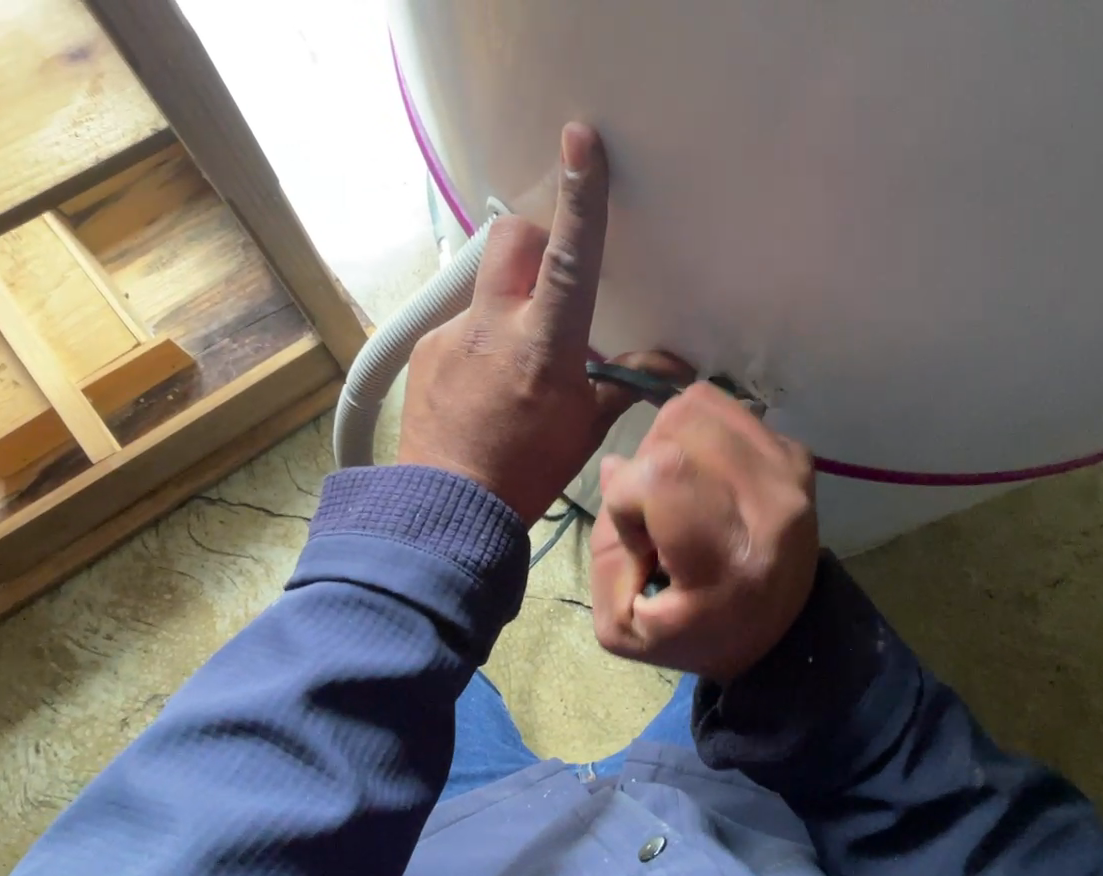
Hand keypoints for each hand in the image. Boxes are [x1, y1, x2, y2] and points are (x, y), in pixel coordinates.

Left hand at [398, 122, 690, 522]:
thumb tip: (676, 365)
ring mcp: (451, 334)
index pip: (570, 257)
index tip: (581, 138)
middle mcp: (493, 326)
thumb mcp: (584, 428)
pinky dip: (481, 338)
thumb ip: (625, 383)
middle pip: (511, 238)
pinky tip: (483, 384)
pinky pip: (461, 323)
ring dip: (509, 302)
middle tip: (551, 285)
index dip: (580, 196)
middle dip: (536, 242)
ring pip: (486, 283)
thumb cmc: (526, 472)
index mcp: (544, 345)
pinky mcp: (426, 349)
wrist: (446, 510)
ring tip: (514, 361)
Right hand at [590, 383, 819, 681]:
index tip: (644, 540)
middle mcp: (771, 501)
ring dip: (671, 443)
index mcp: (731, 556)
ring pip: (698, 407)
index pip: (662, 473)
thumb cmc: (697, 635)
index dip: (629, 499)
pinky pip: (726, 411)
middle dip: (647, 464)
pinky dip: (701, 435)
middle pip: (677, 428)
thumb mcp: (625, 626)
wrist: (780, 635)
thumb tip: (617, 465)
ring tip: (682, 492)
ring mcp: (790, 471)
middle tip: (661, 513)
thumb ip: (608, 551)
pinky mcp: (797, 454)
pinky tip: (707, 479)